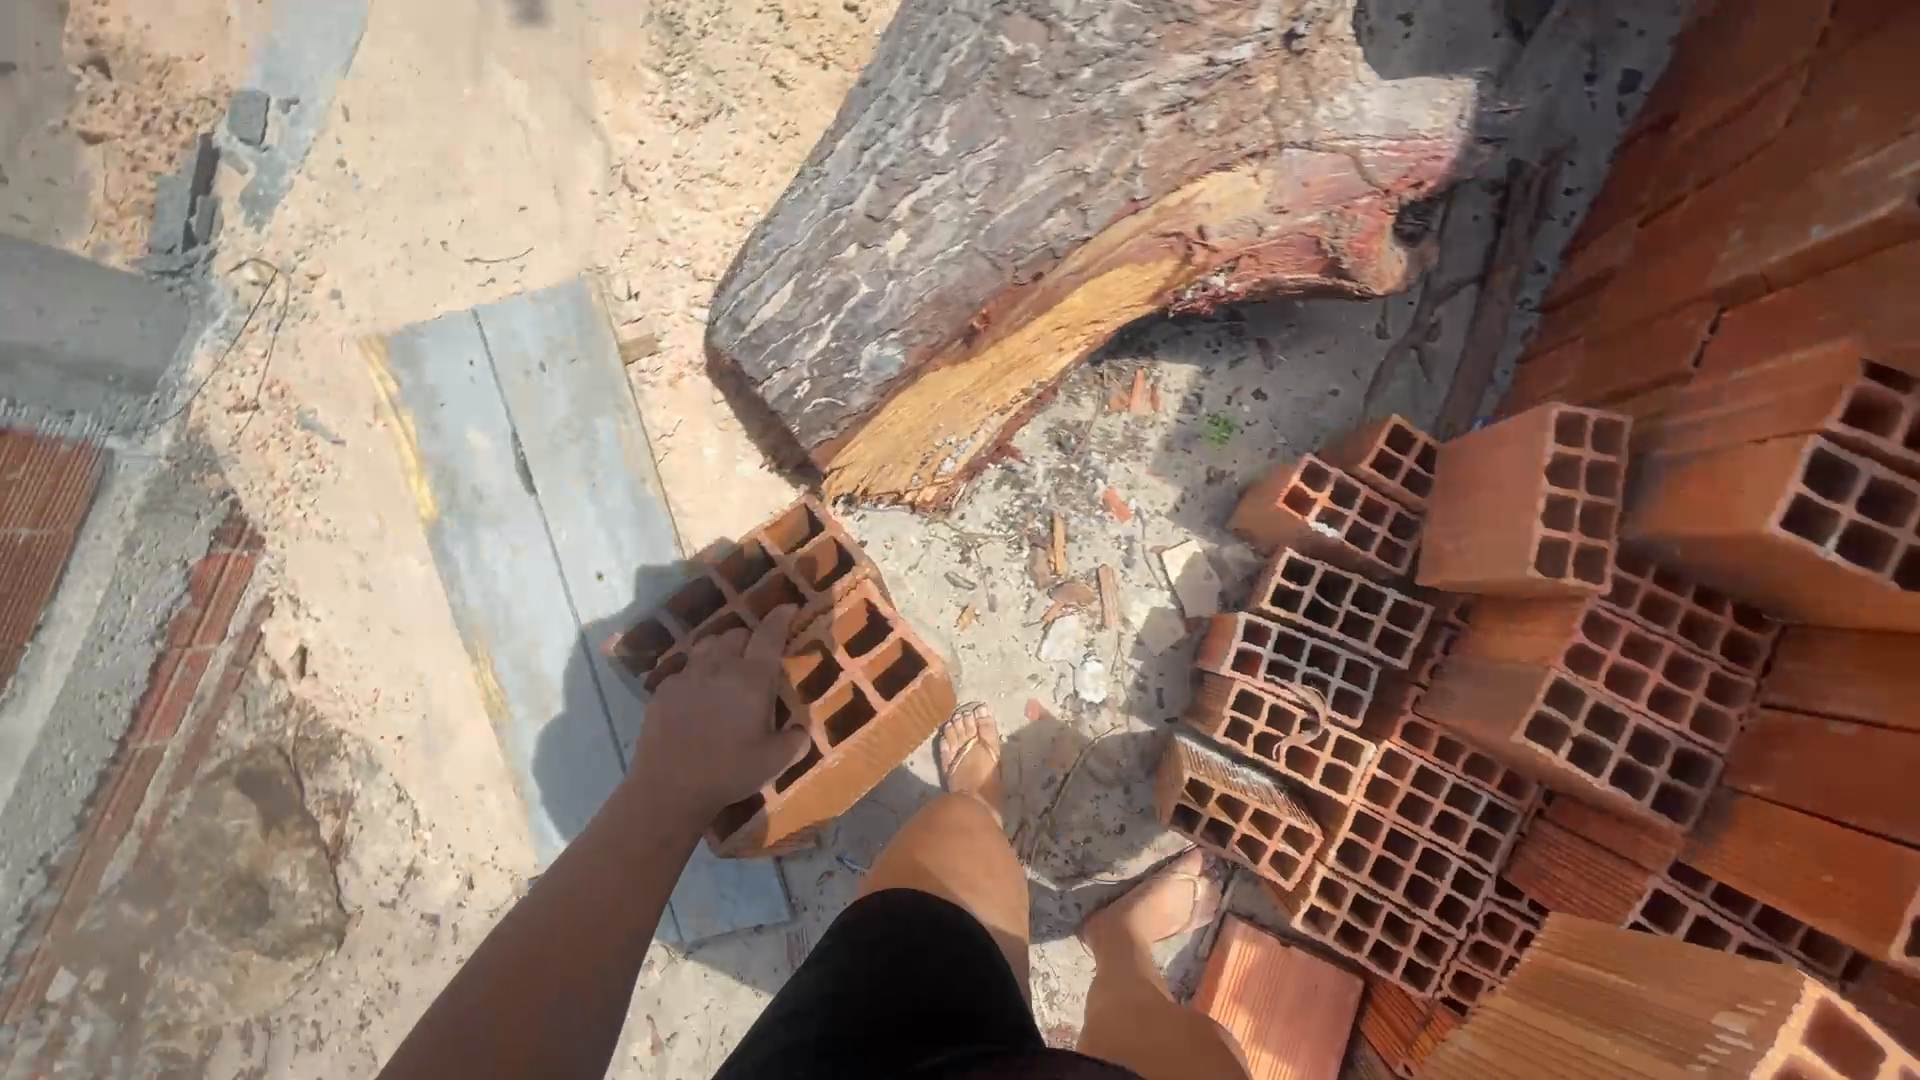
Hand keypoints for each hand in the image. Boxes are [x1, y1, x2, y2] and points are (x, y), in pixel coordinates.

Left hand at [627, 605, 811, 830]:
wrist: (668, 789)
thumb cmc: (729, 772)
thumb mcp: (775, 761)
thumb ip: (795, 740)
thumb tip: (800, 731)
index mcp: (752, 678)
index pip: (769, 634)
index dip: (781, 618)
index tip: (789, 609)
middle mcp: (720, 667)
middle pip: (736, 634)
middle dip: (750, 639)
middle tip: (757, 657)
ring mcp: (687, 676)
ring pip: (707, 646)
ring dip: (722, 650)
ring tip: (727, 668)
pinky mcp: (662, 691)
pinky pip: (685, 669)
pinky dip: (697, 674)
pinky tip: (699, 697)